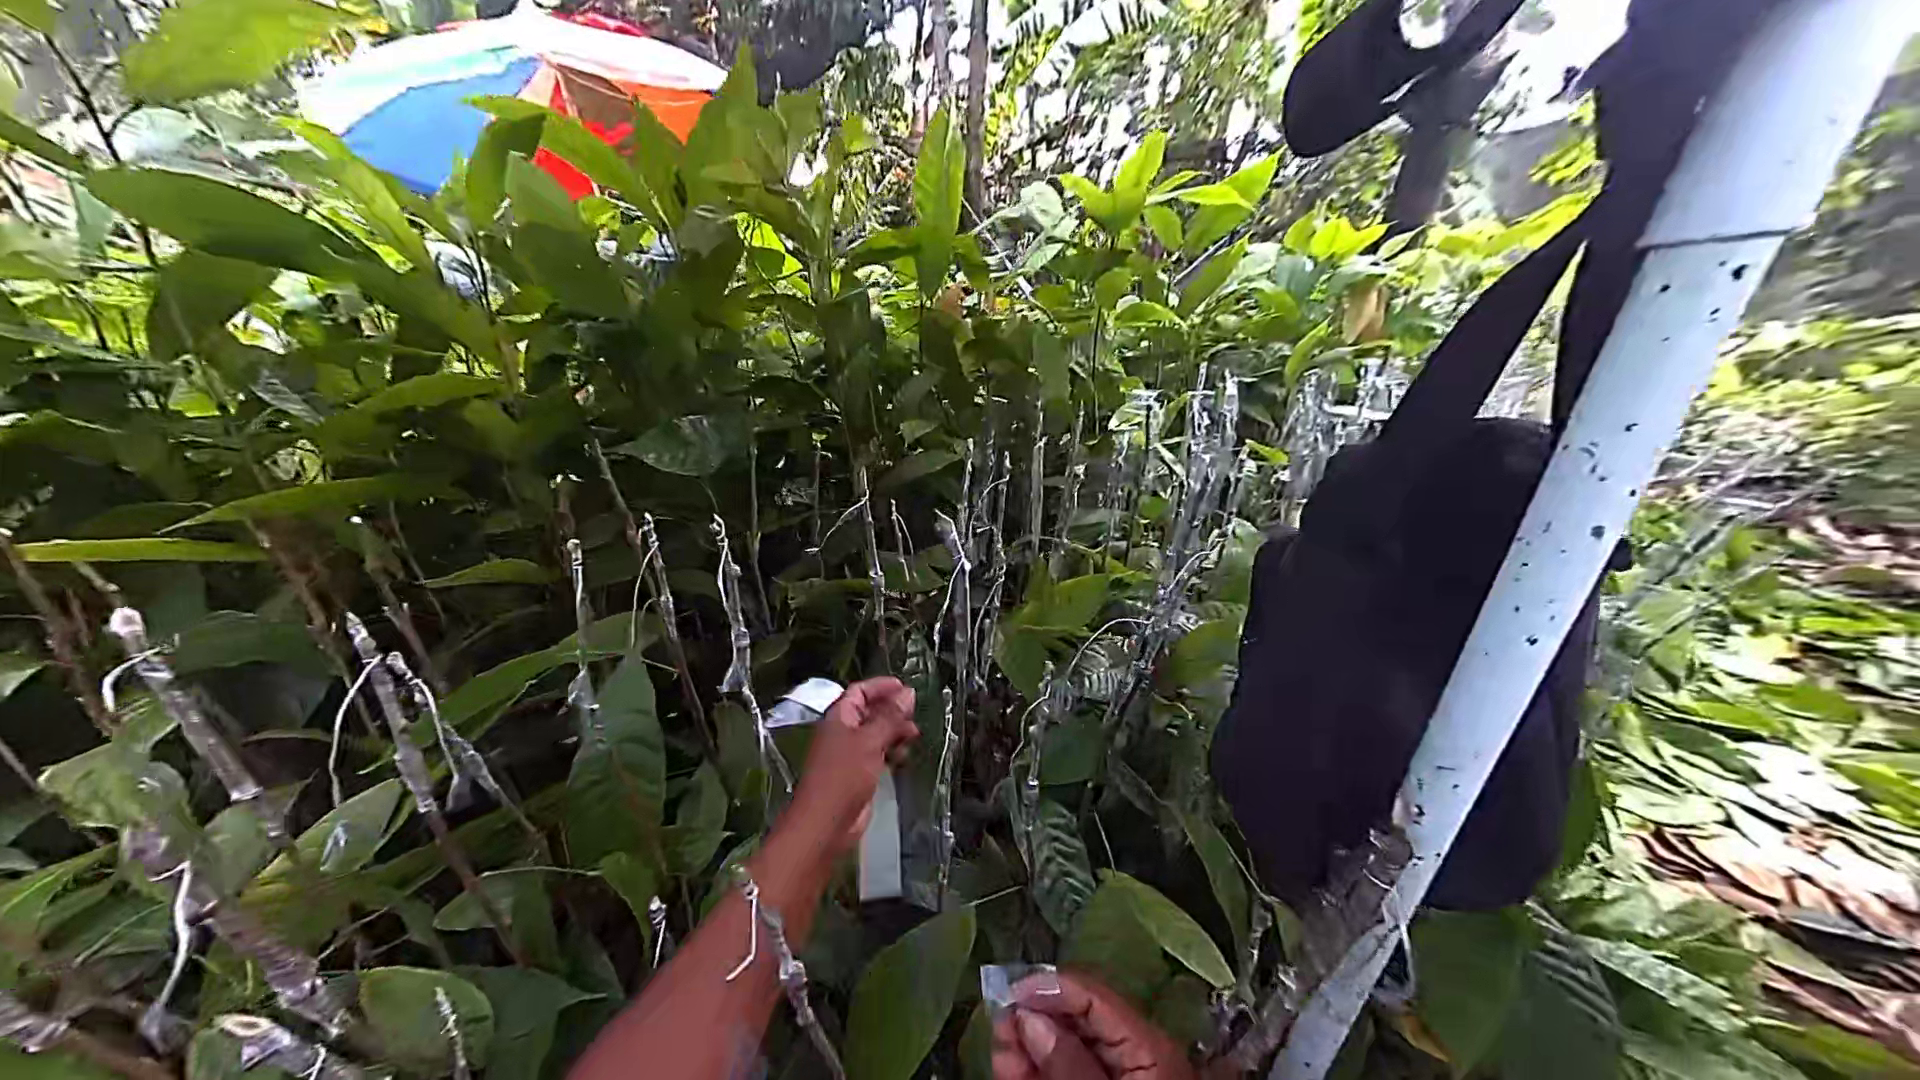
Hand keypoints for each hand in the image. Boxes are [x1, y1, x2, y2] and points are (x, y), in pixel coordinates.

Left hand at [786, 677, 917, 856]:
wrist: (826, 823)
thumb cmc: (843, 776)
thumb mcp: (870, 740)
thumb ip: (890, 717)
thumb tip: (908, 693)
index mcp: (840, 717)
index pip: (860, 691)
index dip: (881, 686)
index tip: (904, 687)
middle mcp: (844, 732)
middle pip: (870, 711)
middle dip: (893, 711)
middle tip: (914, 715)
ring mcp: (851, 754)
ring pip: (877, 733)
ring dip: (895, 732)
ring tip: (913, 737)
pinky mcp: (859, 774)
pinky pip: (879, 754)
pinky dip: (892, 752)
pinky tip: (903, 758)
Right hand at [992, 971, 1196, 1079]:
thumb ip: (1069, 1066)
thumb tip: (1030, 1018)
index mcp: (1147, 1047)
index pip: (1095, 996)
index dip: (1051, 987)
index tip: (1010, 992)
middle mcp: (1133, 1054)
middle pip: (1076, 1017)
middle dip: (1034, 1017)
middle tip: (999, 1027)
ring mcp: (1115, 1078)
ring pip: (1064, 1045)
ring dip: (1028, 1044)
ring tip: (1001, 1053)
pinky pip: (1063, 1074)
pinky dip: (1035, 1071)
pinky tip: (1011, 1070)